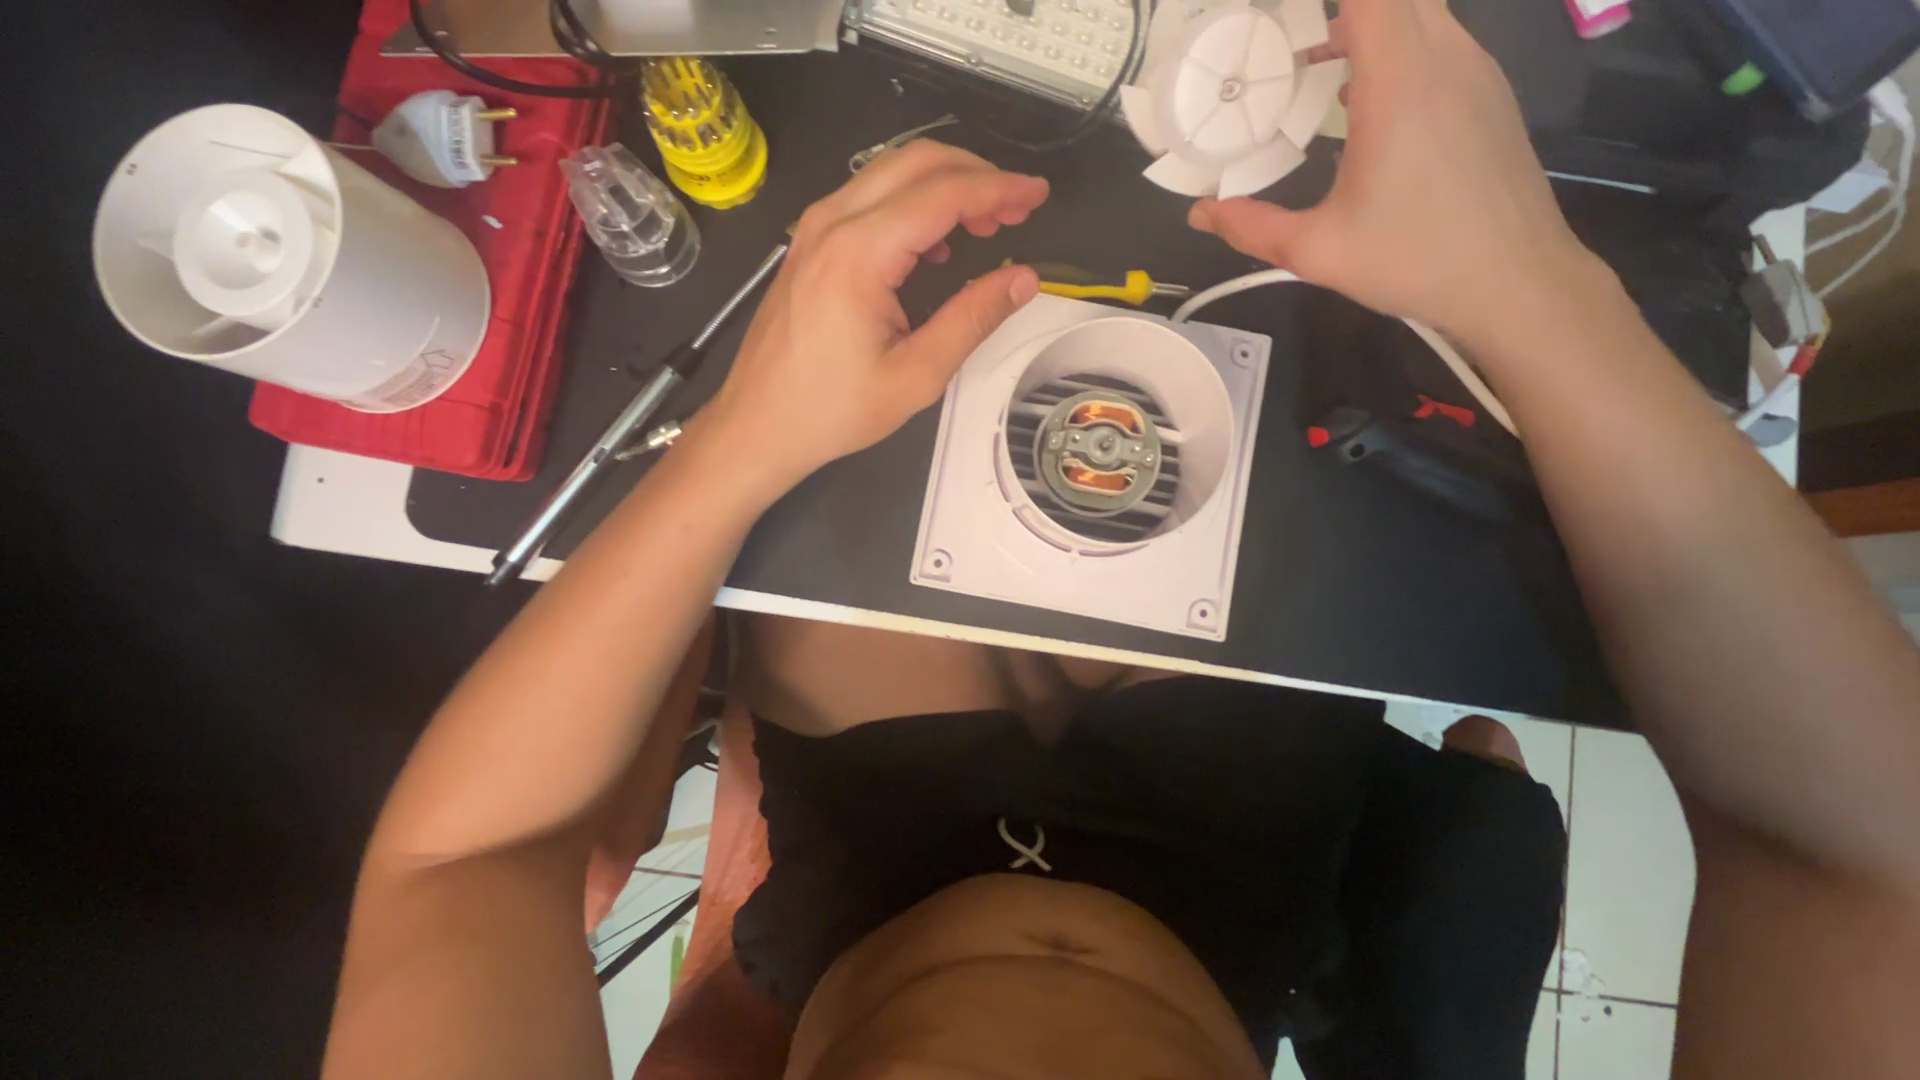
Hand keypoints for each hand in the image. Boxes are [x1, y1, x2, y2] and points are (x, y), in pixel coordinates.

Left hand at [701, 141, 1046, 493]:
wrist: (756, 426)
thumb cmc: (832, 411)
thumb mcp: (916, 375)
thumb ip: (972, 318)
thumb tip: (1025, 278)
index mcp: (859, 253)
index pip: (943, 194)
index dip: (998, 188)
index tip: (1038, 194)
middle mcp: (832, 223)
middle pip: (916, 162)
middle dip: (976, 174)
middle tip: (1018, 206)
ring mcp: (814, 229)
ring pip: (889, 172)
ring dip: (944, 185)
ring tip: (986, 224)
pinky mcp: (808, 244)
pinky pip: (867, 198)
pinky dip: (911, 204)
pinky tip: (934, 245)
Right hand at [1187, 0, 1606, 346]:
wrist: (1515, 280)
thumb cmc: (1415, 260)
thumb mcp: (1317, 251)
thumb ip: (1251, 226)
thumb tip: (1200, 212)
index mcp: (1400, 81)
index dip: (1319, 1)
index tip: (1279, 20)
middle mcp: (1444, 57)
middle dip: (1339, 11)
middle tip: (1286, 44)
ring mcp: (1475, 71)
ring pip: (1420, 13)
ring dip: (1366, 25)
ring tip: (1313, 68)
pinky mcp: (1488, 94)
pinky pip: (1438, 41)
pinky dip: (1395, 48)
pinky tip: (1361, 104)